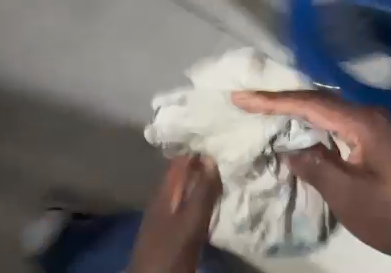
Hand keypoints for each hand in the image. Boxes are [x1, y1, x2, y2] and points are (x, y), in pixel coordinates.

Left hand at [130, 155, 219, 272]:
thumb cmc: (171, 251)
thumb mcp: (191, 220)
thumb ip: (201, 190)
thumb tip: (211, 157)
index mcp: (164, 192)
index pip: (180, 159)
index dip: (198, 147)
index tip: (221, 139)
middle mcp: (162, 198)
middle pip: (183, 173)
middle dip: (203, 164)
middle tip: (229, 156)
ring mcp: (163, 214)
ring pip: (185, 189)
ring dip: (202, 182)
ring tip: (225, 175)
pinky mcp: (168, 229)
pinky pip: (186, 204)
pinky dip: (199, 198)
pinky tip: (213, 201)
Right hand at [231, 90, 390, 268]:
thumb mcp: (346, 193)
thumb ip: (315, 166)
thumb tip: (290, 147)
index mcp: (362, 121)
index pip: (310, 103)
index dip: (272, 100)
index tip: (240, 97)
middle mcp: (370, 115)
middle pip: (320, 100)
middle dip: (283, 100)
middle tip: (247, 101)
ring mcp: (377, 128)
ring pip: (330, 111)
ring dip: (299, 111)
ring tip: (266, 113)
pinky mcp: (380, 143)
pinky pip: (340, 124)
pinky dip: (316, 125)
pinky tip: (303, 135)